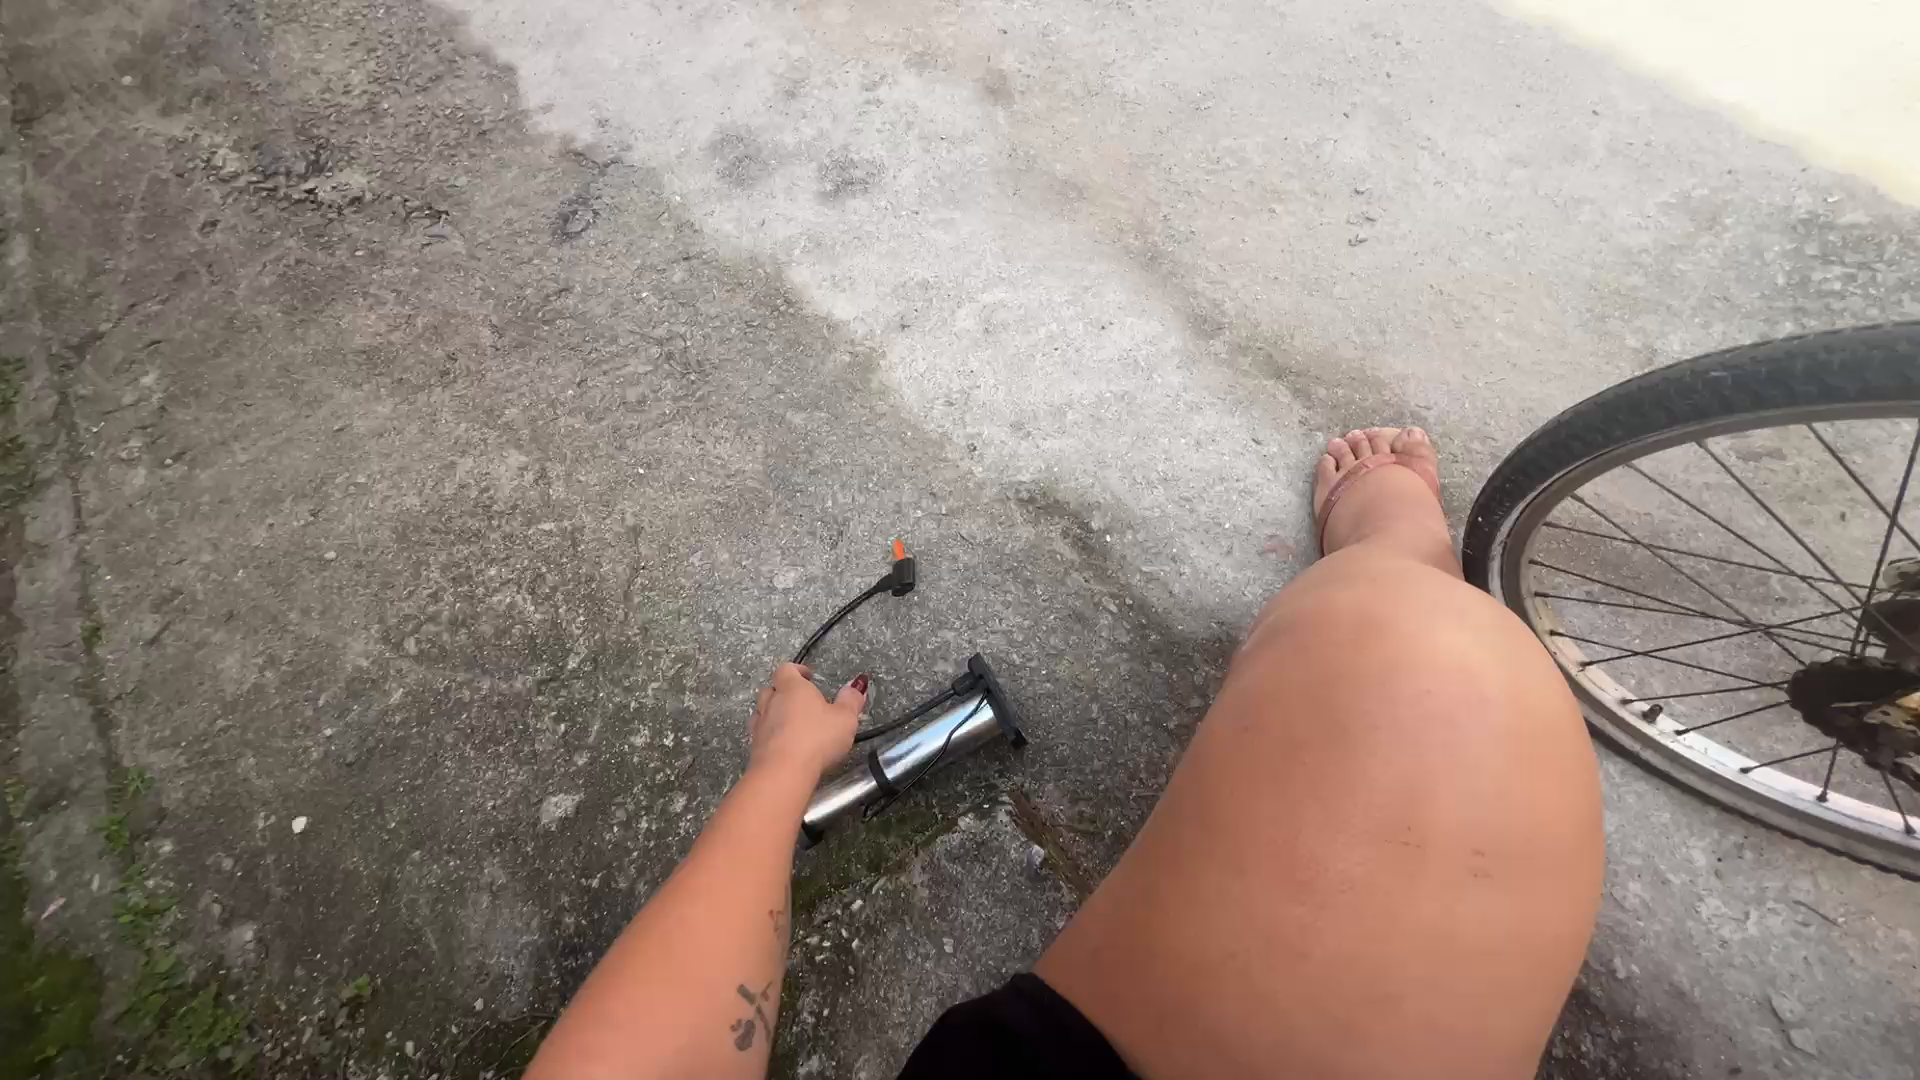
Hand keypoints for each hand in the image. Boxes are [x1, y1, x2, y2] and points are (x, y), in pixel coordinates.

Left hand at [748, 664, 865, 783]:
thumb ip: (851, 700)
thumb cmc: (816, 739)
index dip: (797, 670)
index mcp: (793, 688)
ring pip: (761, 711)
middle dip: (783, 691)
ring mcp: (760, 726)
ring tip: (790, 722)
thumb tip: (856, 685)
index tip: (808, 676)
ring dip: (773, 712)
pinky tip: (782, 744)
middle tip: (800, 700)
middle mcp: (772, 702)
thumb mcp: (845, 719)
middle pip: (770, 689)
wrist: (783, 773)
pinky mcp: (754, 748)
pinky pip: (760, 734)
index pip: (786, 669)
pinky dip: (770, 735)